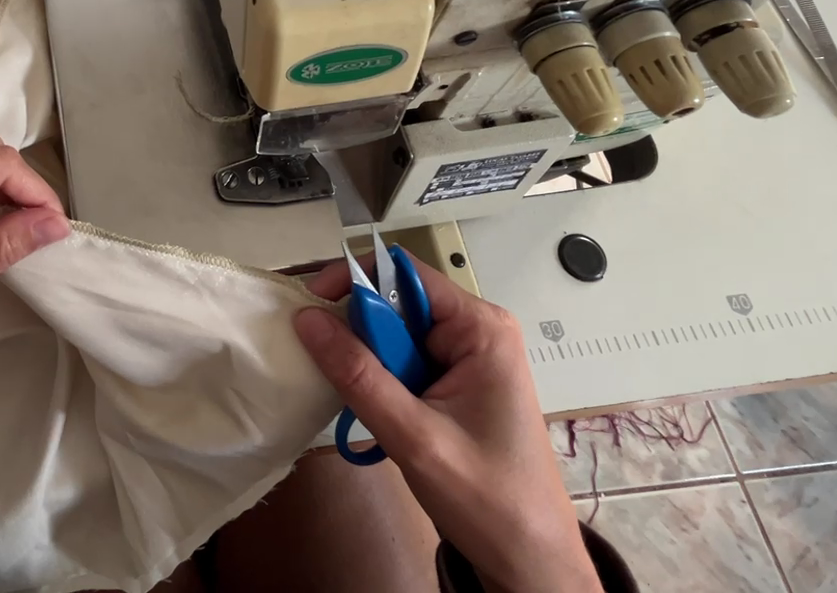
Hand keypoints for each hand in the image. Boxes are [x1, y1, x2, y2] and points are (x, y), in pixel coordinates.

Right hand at [293, 256, 600, 592]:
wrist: (531, 564)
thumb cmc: (487, 500)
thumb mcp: (413, 436)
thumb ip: (358, 374)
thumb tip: (305, 318)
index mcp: (480, 328)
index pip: (403, 273)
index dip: (354, 279)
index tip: (311, 305)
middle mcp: (475, 329)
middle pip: (395, 300)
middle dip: (356, 326)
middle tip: (322, 360)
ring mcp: (466, 355)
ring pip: (393, 331)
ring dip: (365, 356)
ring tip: (346, 390)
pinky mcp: (456, 380)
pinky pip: (402, 357)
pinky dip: (377, 375)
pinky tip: (368, 402)